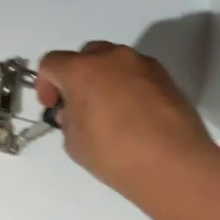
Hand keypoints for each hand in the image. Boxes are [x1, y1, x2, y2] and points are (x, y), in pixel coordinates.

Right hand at [35, 42, 219, 204]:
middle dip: (76, 77)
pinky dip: (128, 86)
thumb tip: (74, 111)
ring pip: (113, 62)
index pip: (51, 63)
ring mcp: (142, 64)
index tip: (52, 106)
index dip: (46, 84)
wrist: (174, 164)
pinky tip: (133, 115)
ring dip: (104, 79)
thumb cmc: (115, 154)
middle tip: (79, 106)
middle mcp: (112, 58)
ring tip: (109, 111)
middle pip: (85, 56)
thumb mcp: (74, 143)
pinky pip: (136, 73)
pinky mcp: (166, 76)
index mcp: (82, 70)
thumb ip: (68, 119)